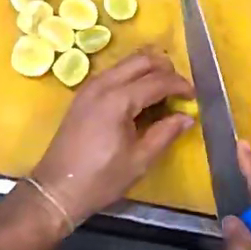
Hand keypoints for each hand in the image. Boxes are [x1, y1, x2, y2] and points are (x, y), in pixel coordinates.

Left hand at [29, 51, 193, 224]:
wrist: (57, 189)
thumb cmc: (100, 179)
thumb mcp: (139, 161)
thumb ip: (165, 133)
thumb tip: (187, 117)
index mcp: (118, 99)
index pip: (157, 80)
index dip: (180, 85)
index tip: (194, 96)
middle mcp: (104, 84)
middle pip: (142, 60)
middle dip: (165, 68)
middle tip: (179, 89)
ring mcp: (91, 85)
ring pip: (126, 62)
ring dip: (148, 68)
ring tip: (163, 91)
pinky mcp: (84, 93)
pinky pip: (114, 71)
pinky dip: (131, 74)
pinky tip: (139, 95)